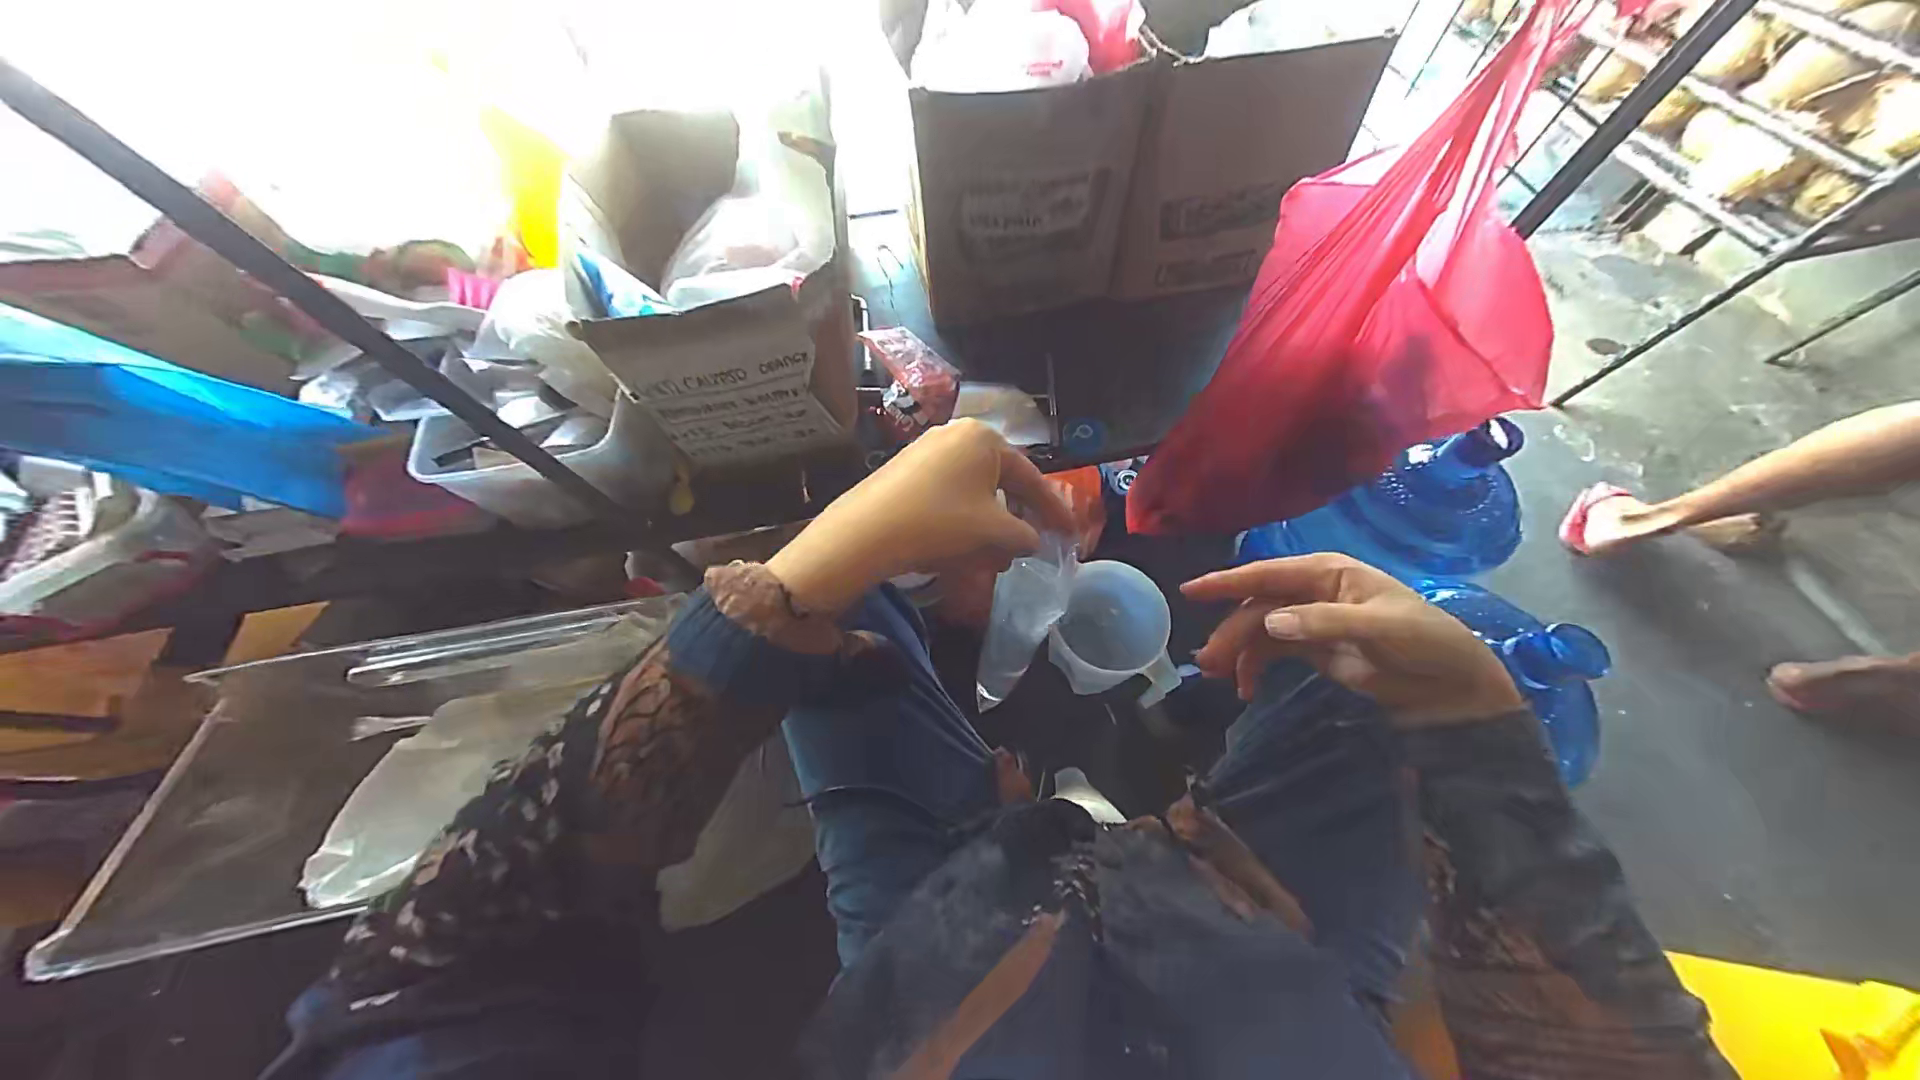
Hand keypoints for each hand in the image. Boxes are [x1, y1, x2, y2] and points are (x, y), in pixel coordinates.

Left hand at [767, 419, 1075, 616]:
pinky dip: (960, 524)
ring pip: (972, 495)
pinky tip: (960, 553)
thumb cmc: (940, 524)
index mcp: (983, 439)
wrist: (864, 534)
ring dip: (988, 529)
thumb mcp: (995, 532)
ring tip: (993, 560)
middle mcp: (955, 436)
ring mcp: (924, 452)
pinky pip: (946, 498)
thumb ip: (1026, 535)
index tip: (1070, 534)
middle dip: (1015, 521)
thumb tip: (1032, 540)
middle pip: (999, 483)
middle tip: (1028, 549)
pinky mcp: (903, 473)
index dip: (1053, 510)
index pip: (1030, 477)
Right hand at [1180, 553, 1522, 727]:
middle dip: (1230, 632)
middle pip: (1256, 606)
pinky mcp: (1311, 649)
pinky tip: (1246, 687)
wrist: (1455, 688)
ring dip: (1237, 652)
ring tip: (1220, 677)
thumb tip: (1270, 622)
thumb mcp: (1380, 626)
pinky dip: (1254, 667)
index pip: (1267, 573)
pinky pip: (1270, 652)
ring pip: (1258, 630)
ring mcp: (1309, 620)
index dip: (1227, 582)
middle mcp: (1311, 591)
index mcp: (1326, 572)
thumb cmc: (1427, 642)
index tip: (1190, 592)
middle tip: (1208, 661)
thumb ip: (1323, 622)